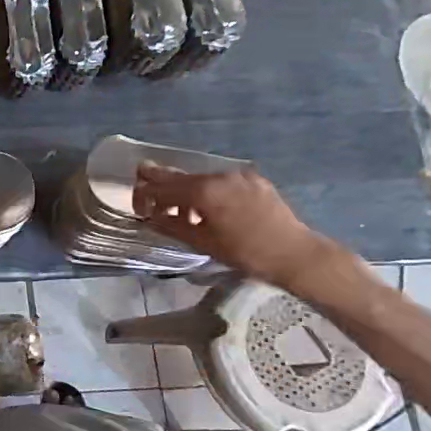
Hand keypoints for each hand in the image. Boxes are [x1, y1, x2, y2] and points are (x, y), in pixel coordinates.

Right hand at [131, 164, 339, 288]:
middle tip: (142, 178)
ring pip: (203, 180)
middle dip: (162, 182)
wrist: (294, 253)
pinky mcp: (254, 181)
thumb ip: (173, 226)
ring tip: (181, 210)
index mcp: (204, 192)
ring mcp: (239, 176)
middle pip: (182, 177)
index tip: (137, 204)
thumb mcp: (203, 243)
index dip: (145, 194)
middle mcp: (220, 176)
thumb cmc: (245, 253)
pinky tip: (210, 209)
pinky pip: (223, 183)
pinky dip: (210, 192)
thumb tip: (151, 218)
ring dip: (187, 191)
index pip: (164, 187)